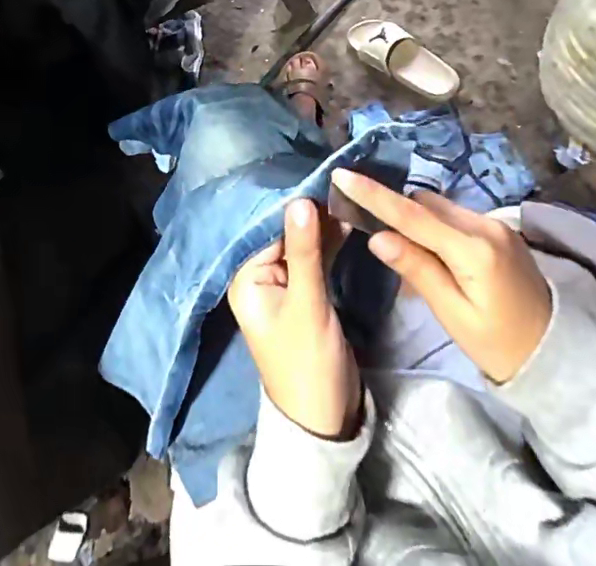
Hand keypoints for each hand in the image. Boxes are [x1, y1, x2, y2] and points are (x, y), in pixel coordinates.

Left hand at [226, 198, 361, 438]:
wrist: (326, 418)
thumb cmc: (307, 363)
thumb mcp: (308, 305)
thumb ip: (305, 252)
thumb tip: (300, 200)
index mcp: (246, 279)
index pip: (268, 228)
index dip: (293, 203)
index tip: (321, 177)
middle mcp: (260, 276)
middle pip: (285, 233)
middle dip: (310, 211)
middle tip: (340, 182)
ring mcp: (284, 284)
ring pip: (303, 243)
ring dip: (323, 224)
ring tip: (349, 197)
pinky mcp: (306, 291)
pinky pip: (315, 258)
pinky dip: (330, 242)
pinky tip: (349, 222)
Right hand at [334, 169, 551, 383]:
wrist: (556, 350)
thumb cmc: (499, 344)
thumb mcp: (453, 315)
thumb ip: (417, 270)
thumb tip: (378, 237)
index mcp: (474, 249)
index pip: (414, 215)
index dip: (375, 195)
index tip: (343, 175)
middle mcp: (486, 225)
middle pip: (426, 204)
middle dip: (394, 207)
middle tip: (361, 220)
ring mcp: (496, 224)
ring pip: (441, 207)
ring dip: (415, 217)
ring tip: (395, 241)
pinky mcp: (500, 229)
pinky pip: (456, 217)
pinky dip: (435, 226)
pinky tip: (428, 250)